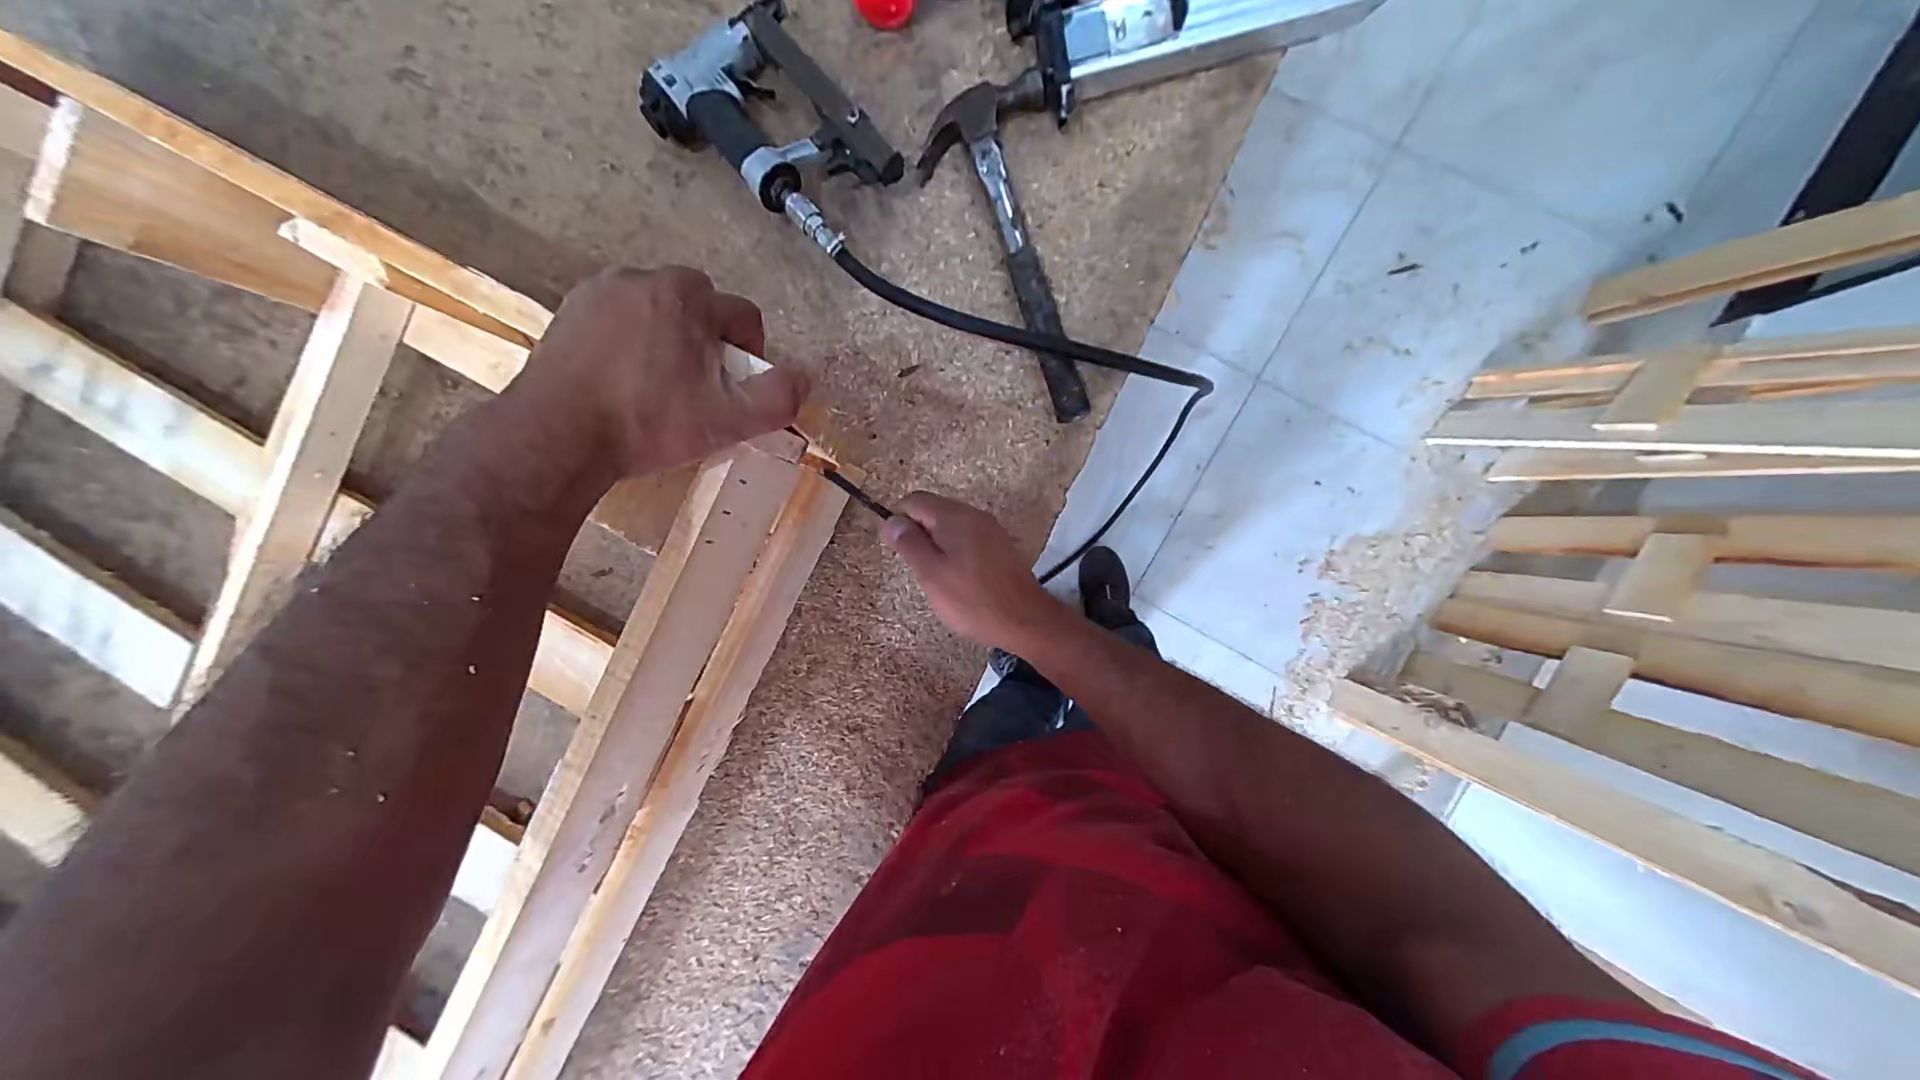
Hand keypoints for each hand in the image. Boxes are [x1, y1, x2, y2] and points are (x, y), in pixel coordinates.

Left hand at [505, 266, 809, 484]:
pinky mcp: (568, 313)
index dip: (751, 357)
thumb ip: (779, 397)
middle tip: (700, 390)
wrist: (557, 436)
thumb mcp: (729, 420)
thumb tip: (805, 378)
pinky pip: (620, 319)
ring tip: (661, 388)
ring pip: (659, 312)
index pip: (744, 316)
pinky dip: (632, 342)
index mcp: (685, 297)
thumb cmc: (649, 424)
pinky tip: (625, 382)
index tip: (734, 391)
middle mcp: (641, 280)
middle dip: (709, 343)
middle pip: (701, 308)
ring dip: (671, 340)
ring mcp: (599, 293)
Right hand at [883, 493, 1067, 651]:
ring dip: (936, 544)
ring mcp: (990, 529)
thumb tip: (891, 521)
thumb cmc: (973, 600)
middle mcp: (974, 515)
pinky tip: (958, 577)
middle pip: (933, 510)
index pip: (914, 500)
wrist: (1025, 620)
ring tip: (937, 576)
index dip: (898, 520)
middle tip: (918, 568)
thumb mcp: (931, 574)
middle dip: (918, 533)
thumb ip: (909, 544)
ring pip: (950, 525)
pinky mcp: (1000, 546)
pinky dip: (955, 551)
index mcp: (954, 517)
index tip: (897, 550)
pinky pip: (968, 538)